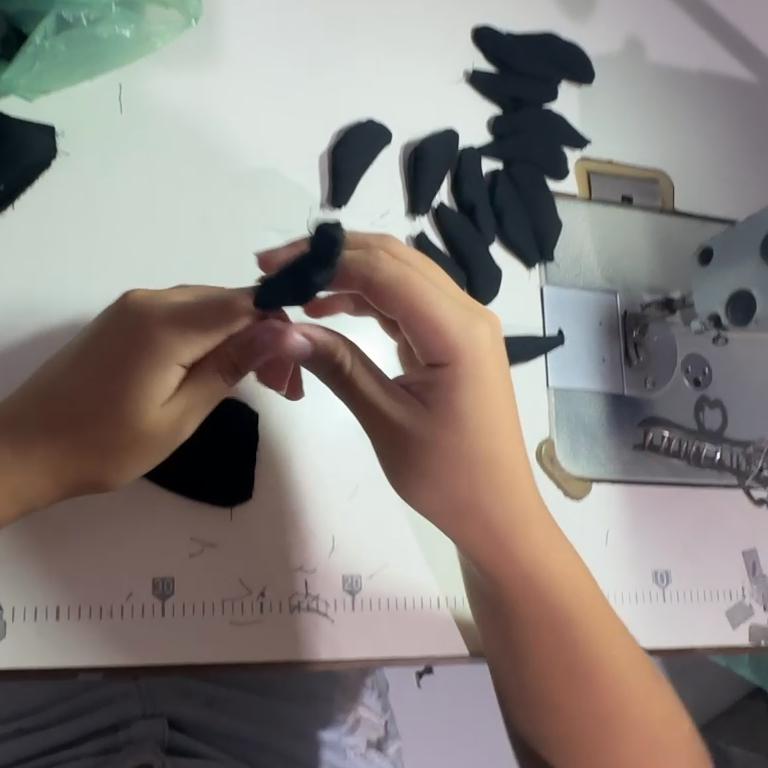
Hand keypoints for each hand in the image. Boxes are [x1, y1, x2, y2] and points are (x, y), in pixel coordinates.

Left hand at [0, 287, 311, 504]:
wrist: (23, 448)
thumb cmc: (102, 445)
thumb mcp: (178, 416)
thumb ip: (230, 367)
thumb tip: (284, 329)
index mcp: (166, 322)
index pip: (245, 303)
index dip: (279, 330)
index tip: (293, 376)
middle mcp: (149, 300)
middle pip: (225, 302)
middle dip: (261, 337)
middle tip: (282, 391)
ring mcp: (129, 308)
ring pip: (202, 309)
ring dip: (233, 339)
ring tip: (252, 386)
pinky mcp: (118, 322)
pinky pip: (176, 318)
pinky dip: (202, 340)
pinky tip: (208, 373)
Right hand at [256, 232, 543, 553]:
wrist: (496, 511)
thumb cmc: (446, 476)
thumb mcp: (384, 420)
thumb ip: (337, 365)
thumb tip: (283, 328)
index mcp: (455, 330)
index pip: (382, 271)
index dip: (324, 263)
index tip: (272, 271)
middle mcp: (466, 312)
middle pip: (392, 259)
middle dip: (331, 256)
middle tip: (275, 268)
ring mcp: (462, 324)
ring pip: (399, 275)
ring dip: (346, 273)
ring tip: (292, 288)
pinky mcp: (452, 340)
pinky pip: (406, 301)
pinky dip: (365, 297)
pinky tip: (326, 309)